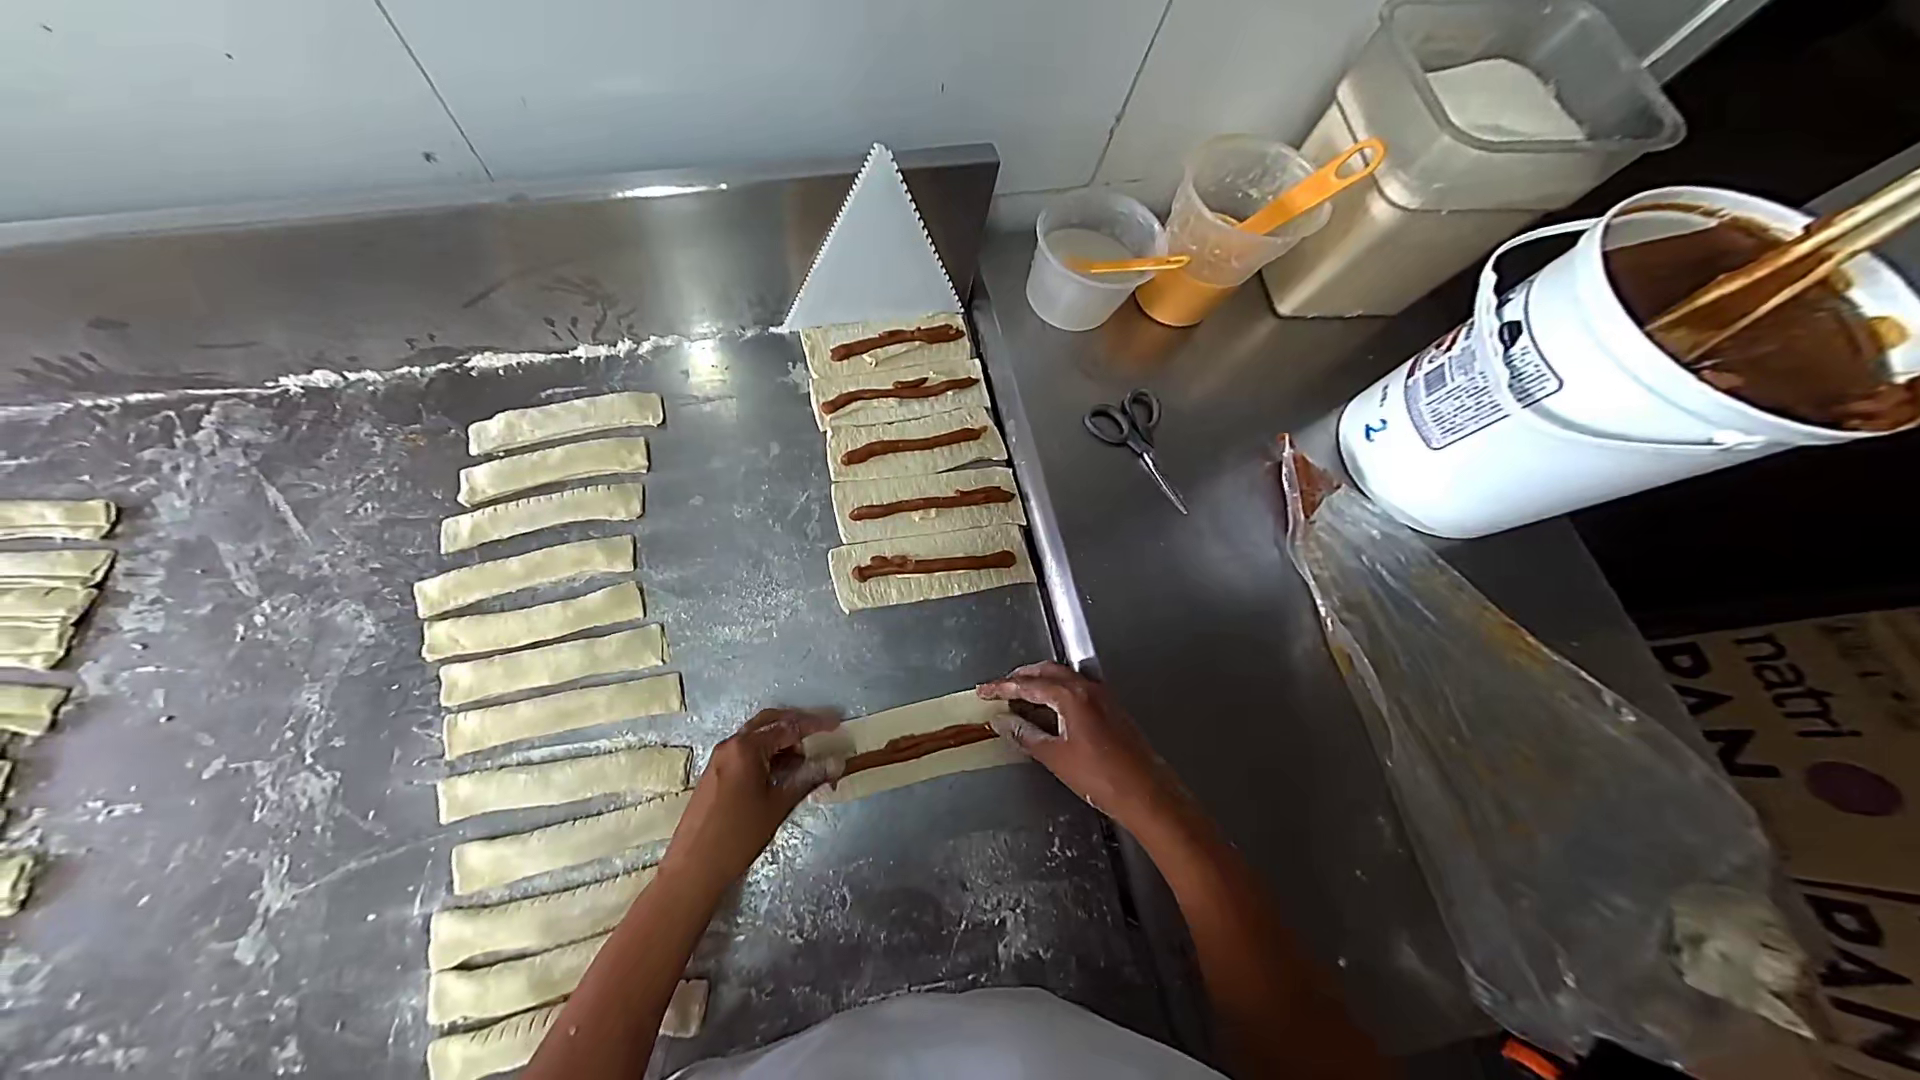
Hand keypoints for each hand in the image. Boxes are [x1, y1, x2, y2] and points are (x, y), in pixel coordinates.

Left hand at [658, 708, 838, 899]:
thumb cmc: (739, 834)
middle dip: (796, 725)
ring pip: (757, 736)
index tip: (836, 724)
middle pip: (770, 722)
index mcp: (746, 747)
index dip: (815, 725)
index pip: (788, 727)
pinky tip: (781, 770)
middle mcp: (731, 744)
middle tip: (820, 734)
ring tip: (804, 759)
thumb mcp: (779, 804)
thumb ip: (808, 778)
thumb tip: (837, 763)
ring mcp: (720, 757)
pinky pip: (746, 750)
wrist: (693, 866)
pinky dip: (767, 752)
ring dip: (781, 740)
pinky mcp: (716, 771)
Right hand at [977, 662, 1188, 827]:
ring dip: (1040, 682)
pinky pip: (1076, 689)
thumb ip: (1025, 734)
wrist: (1146, 793)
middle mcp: (1089, 689)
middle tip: (1000, 688)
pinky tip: (1049, 709)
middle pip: (1047, 672)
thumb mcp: (1055, 756)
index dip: (1002, 687)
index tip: (984, 690)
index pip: (1029, 684)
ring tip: (1019, 697)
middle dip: (1021, 677)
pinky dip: (1056, 692)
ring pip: (1064, 678)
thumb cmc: (1101, 777)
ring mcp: (1103, 697)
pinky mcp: (1111, 709)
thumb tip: (1002, 721)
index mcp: (1072, 696)